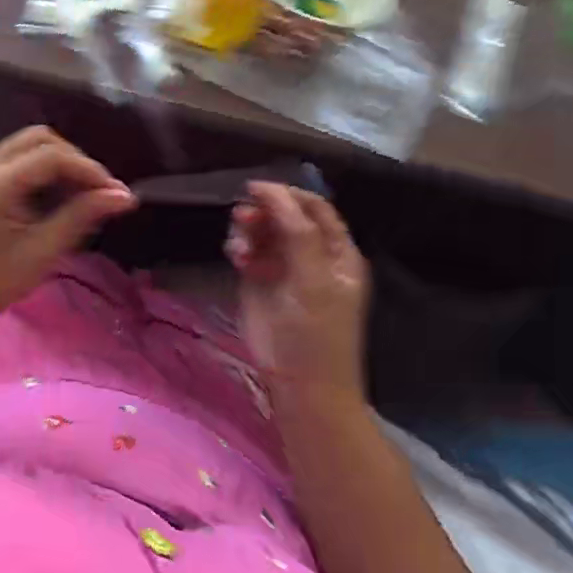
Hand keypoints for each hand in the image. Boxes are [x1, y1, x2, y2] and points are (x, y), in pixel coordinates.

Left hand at [0, 127, 136, 327]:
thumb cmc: (2, 278)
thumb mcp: (46, 249)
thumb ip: (83, 215)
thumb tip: (124, 195)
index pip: (51, 157)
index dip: (88, 168)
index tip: (115, 190)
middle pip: (41, 139)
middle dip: (75, 160)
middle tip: (99, 190)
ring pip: (32, 143)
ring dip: (62, 161)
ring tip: (86, 192)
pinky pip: (23, 155)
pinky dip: (47, 167)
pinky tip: (63, 193)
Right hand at [226, 183, 370, 403]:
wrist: (300, 383)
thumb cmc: (316, 333)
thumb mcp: (314, 281)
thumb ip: (296, 233)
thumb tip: (271, 190)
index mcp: (336, 252)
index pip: (315, 209)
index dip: (288, 195)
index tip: (256, 189)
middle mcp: (310, 254)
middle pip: (284, 216)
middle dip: (263, 212)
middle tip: (242, 217)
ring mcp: (283, 267)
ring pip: (261, 231)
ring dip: (247, 230)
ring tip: (239, 246)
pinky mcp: (258, 280)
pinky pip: (246, 250)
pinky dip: (239, 248)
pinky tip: (236, 258)